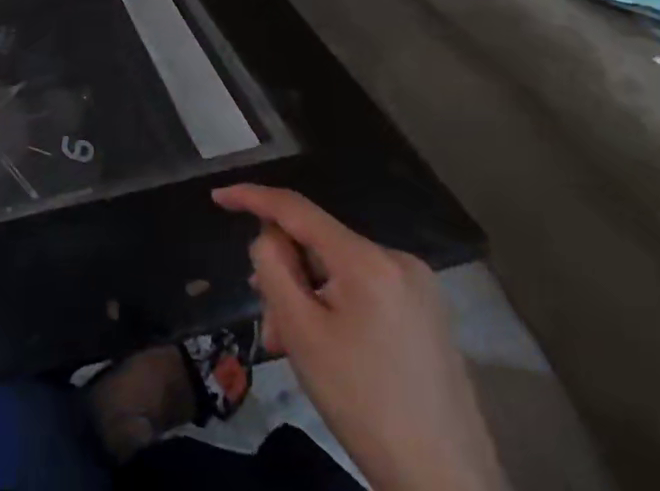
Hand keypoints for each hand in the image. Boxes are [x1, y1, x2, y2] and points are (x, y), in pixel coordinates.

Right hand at [213, 184, 505, 490]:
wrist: (443, 477)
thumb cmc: (360, 398)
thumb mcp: (298, 327)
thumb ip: (272, 266)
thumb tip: (268, 236)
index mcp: (368, 261)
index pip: (296, 209)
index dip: (251, 197)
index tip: (216, 196)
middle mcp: (400, 262)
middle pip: (315, 246)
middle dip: (282, 276)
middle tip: (266, 325)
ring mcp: (419, 289)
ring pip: (334, 272)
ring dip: (303, 299)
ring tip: (290, 346)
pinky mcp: (425, 314)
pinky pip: (359, 290)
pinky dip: (330, 307)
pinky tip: (321, 346)